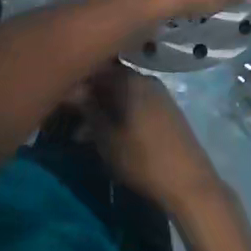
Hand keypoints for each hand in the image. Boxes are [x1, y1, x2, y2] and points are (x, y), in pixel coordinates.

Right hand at [79, 66, 225, 212]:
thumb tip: (70, 88)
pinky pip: (137, 103)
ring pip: (123, 93)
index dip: (77, 81)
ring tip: (86, 133)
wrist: (189, 183)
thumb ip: (88, 108)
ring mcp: (160, 94)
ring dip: (104, 107)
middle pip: (111, 79)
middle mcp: (146, 79)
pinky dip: (121, 113)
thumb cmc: (142, 159)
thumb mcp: (106, 137)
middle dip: (90, 96)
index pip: (96, 68)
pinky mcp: (168, 111)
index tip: (61, 97)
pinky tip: (111, 134)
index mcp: (131, 80)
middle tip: (71, 118)